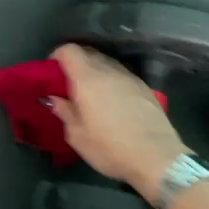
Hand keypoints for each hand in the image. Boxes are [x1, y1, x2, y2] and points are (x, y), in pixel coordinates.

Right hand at [49, 45, 189, 201]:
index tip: (51, 72)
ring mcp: (130, 78)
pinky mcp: (145, 88)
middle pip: (88, 53)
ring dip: (95, 71)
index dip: (57, 56)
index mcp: (88, 79)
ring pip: (107, 63)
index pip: (69, 50)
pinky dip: (112, 80)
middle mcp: (109, 71)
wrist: (157, 158)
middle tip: (69, 84)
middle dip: (75, 63)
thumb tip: (53, 98)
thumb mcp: (77, 136)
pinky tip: (113, 101)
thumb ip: (64, 111)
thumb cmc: (110, 148)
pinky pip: (122, 75)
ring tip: (91, 93)